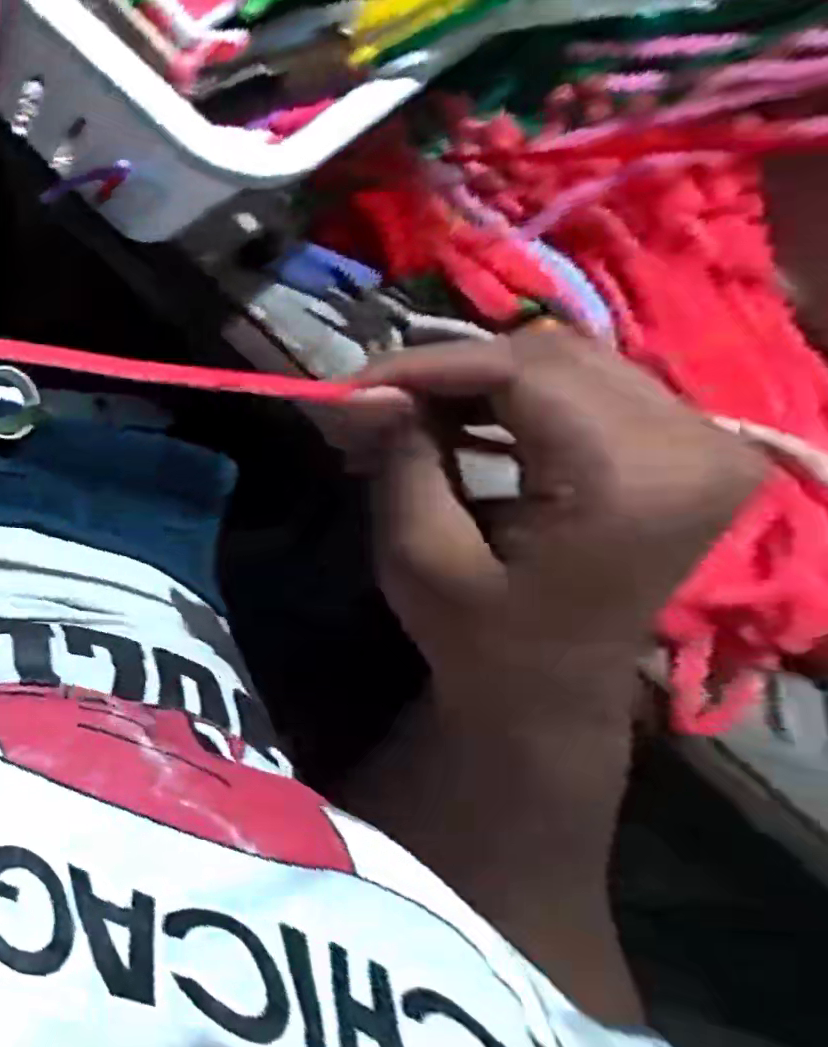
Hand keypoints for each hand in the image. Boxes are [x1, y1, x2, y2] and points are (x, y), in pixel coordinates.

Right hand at [352, 325, 766, 710]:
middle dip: (442, 370)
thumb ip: (401, 460)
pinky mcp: (685, 447)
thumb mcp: (417, 551)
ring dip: (471, 380)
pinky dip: (507, 395)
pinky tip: (454, 422)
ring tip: (402, 415)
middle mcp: (694, 443)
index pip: (526, 370)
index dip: (426, 366)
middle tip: (367, 404)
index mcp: (630, 479)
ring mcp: (703, 441)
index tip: (348, 388)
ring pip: (568, 361)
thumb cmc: (474, 631)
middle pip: (551, 355)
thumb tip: (364, 393)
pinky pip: (586, 386)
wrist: (546, 686)